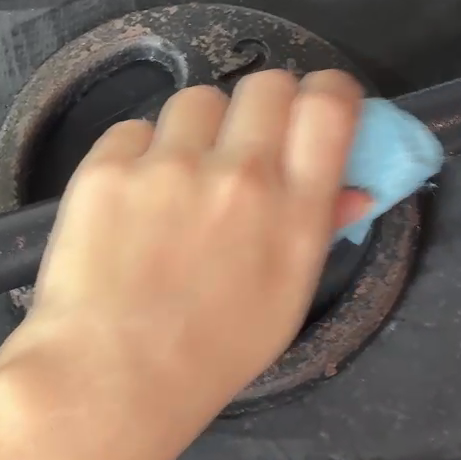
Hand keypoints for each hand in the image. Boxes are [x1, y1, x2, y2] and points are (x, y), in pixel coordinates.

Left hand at [0, 70, 368, 438]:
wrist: (108, 375)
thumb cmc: (207, 355)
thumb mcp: (282, 301)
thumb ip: (318, 230)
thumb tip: (353, 185)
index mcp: (294, 212)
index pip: (329, 104)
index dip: (326, 91)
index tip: (313, 103)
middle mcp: (239, 175)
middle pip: (265, 84)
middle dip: (258, 106)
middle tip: (237, 143)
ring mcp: (169, 166)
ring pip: (195, 101)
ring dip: (192, 130)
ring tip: (172, 180)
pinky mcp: (107, 166)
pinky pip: (133, 130)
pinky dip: (135, 154)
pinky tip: (126, 199)